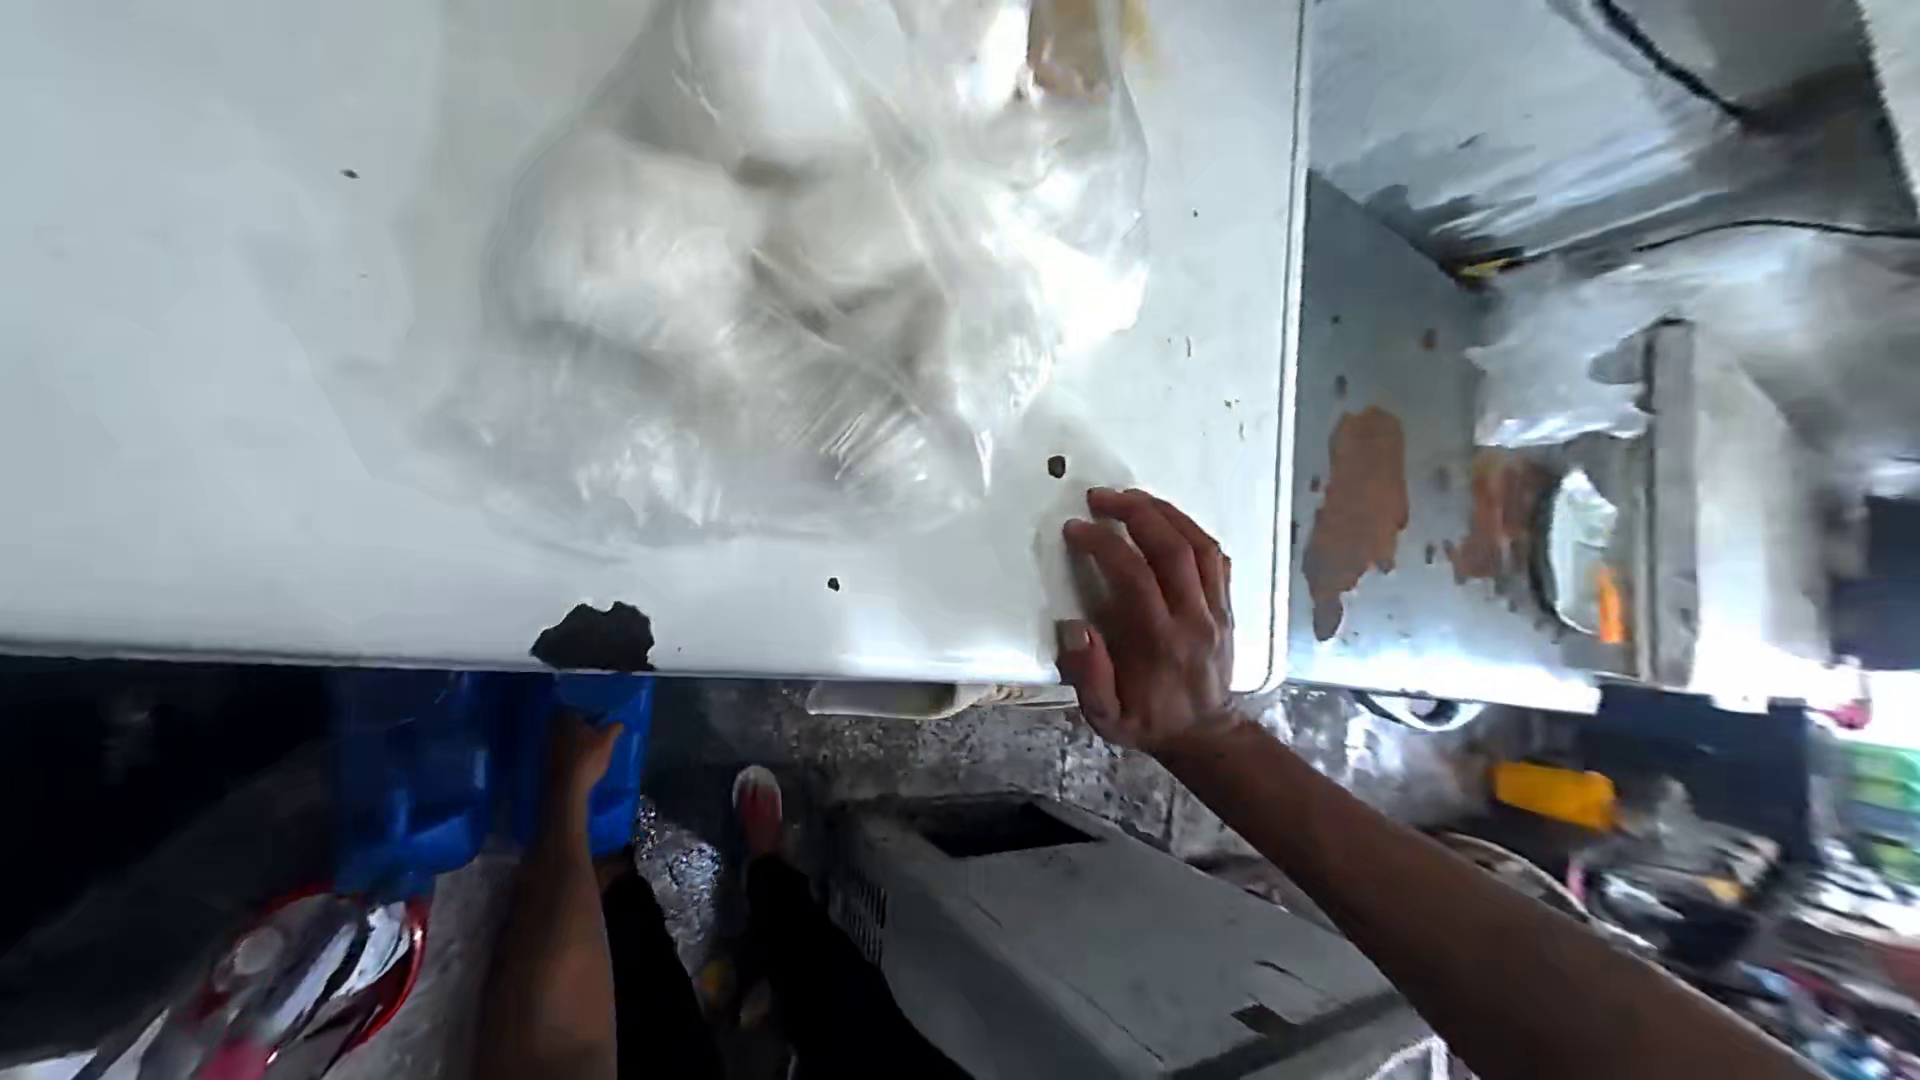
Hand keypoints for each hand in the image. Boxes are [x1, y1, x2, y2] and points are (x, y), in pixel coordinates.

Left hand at [545, 711, 622, 814]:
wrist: (565, 789)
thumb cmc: (587, 759)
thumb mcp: (606, 741)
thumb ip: (614, 728)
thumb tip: (618, 723)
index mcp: (565, 717)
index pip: (578, 706)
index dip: (590, 710)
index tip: (601, 716)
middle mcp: (552, 727)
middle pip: (570, 720)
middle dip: (584, 724)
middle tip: (599, 730)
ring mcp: (546, 744)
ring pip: (565, 734)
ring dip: (577, 737)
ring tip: (593, 744)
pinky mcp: (545, 759)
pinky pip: (561, 747)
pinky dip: (571, 749)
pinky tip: (582, 756)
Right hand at [1056, 488, 1236, 756]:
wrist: (1204, 735)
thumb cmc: (1147, 721)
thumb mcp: (1105, 717)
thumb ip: (1088, 676)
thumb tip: (1075, 628)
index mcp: (1159, 643)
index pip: (1133, 576)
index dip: (1102, 544)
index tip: (1076, 528)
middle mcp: (1194, 618)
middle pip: (1171, 548)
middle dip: (1133, 512)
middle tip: (1101, 496)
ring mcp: (1216, 609)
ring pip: (1198, 544)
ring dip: (1163, 512)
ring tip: (1131, 496)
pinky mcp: (1227, 606)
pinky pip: (1216, 556)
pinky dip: (1190, 529)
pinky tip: (1166, 518)